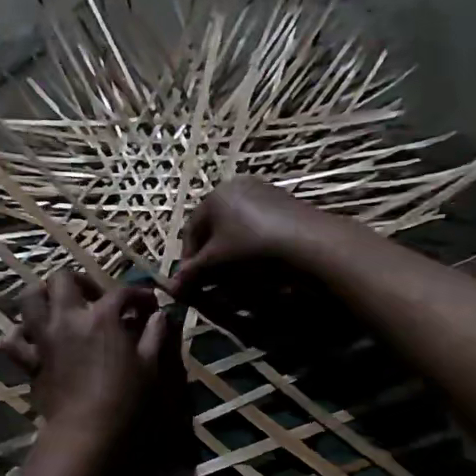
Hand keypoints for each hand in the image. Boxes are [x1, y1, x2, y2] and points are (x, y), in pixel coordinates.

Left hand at [2, 270, 170, 441]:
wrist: (87, 430)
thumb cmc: (124, 398)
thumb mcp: (150, 365)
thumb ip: (155, 335)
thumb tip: (161, 316)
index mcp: (101, 317)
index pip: (121, 292)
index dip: (138, 294)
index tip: (149, 304)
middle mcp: (68, 318)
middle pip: (64, 279)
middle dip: (81, 281)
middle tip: (95, 298)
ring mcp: (44, 337)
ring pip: (30, 298)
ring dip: (43, 295)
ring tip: (59, 306)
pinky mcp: (30, 360)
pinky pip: (12, 340)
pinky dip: (19, 333)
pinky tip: (31, 336)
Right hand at [168, 176, 337, 295]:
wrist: (305, 240)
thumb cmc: (251, 245)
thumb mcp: (217, 261)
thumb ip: (192, 273)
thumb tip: (170, 290)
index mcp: (214, 195)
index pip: (191, 231)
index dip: (188, 259)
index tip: (190, 282)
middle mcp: (235, 186)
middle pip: (213, 227)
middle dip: (209, 256)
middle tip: (211, 280)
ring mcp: (262, 191)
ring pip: (235, 227)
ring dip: (229, 251)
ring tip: (234, 274)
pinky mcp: (283, 202)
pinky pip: (257, 225)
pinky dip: (250, 244)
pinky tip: (258, 262)